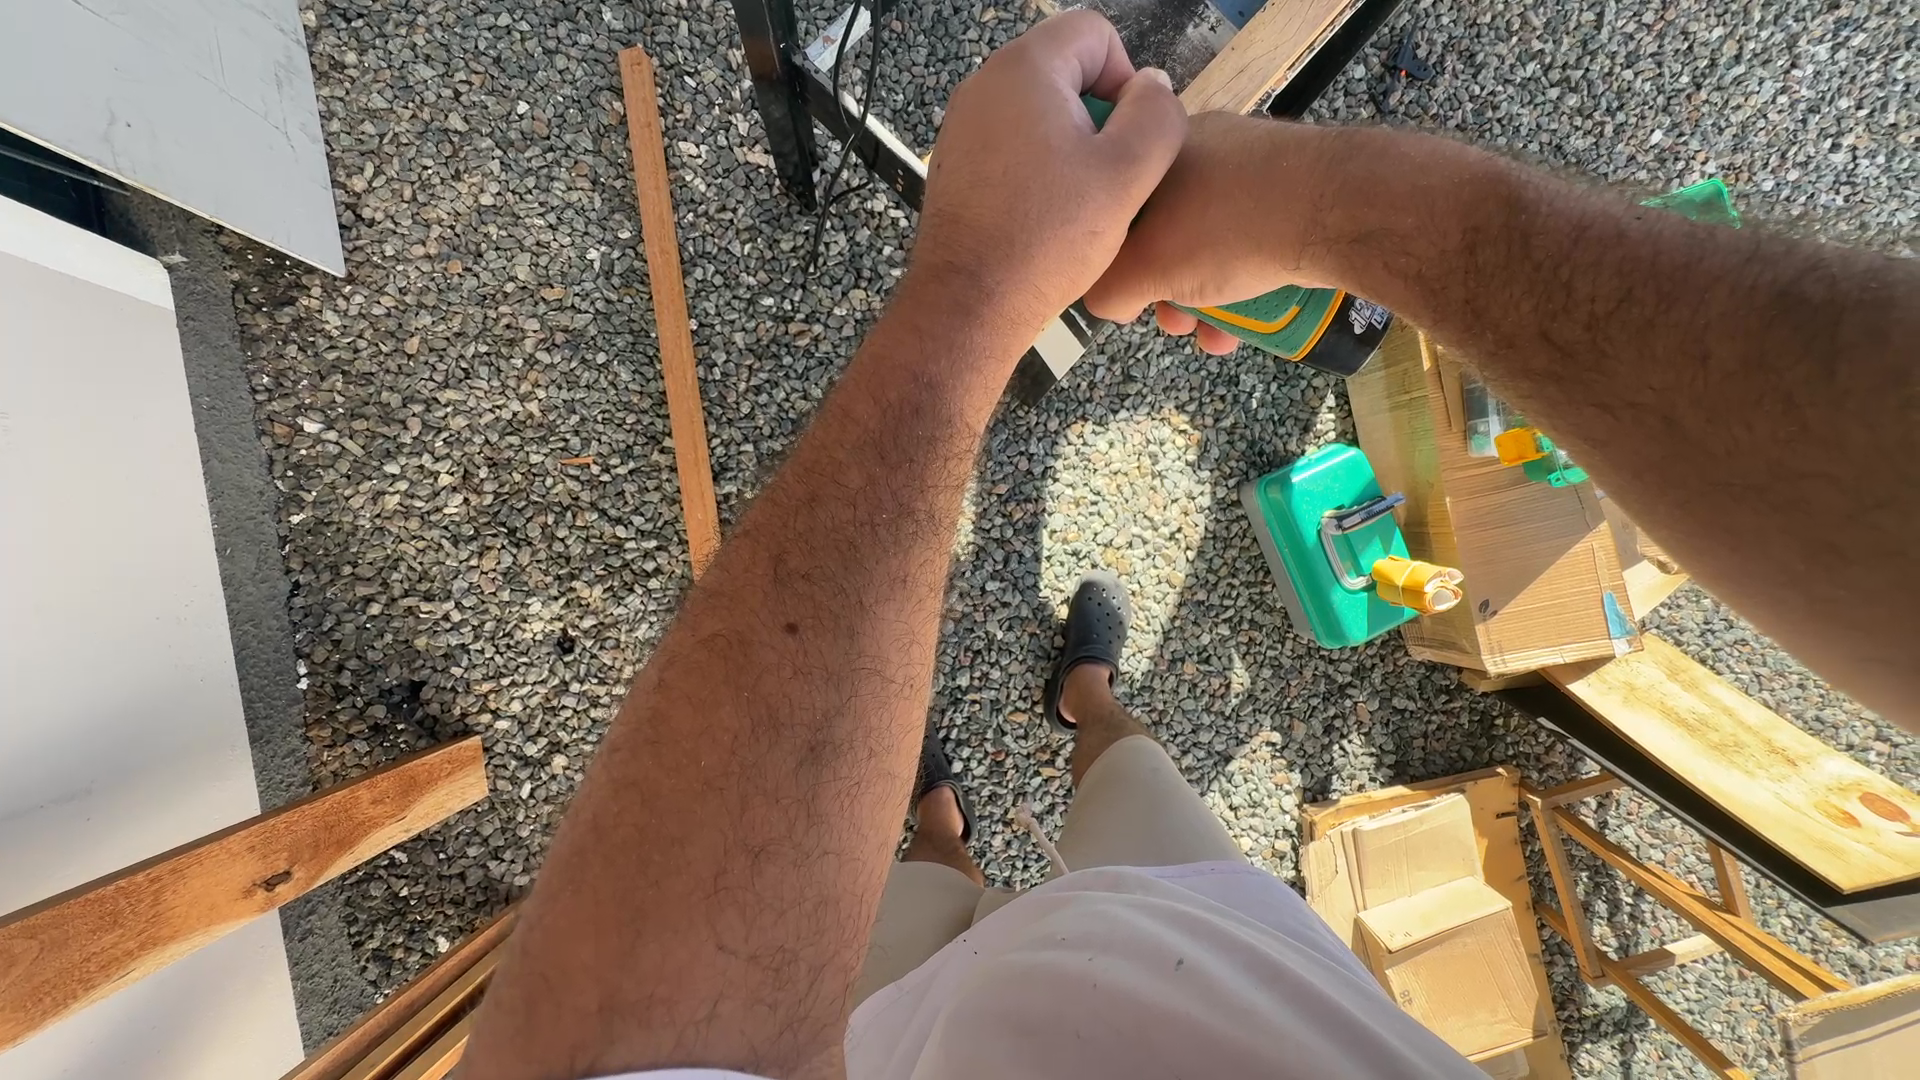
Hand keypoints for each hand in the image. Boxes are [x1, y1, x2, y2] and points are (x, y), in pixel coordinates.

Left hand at [906, 11, 1185, 343]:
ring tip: (1077, 208)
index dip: (1128, 80)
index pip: (1094, 33)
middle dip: (1097, 121)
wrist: (970, 304)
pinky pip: (1009, 153)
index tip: (1130, 140)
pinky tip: (1042, 221)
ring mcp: (962, 130)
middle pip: (1064, 75)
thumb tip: (1153, 87)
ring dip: (1068, 153)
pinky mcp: (954, 170)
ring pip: (1037, 119)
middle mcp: (983, 87)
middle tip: (1108, 181)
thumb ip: (1157, 114)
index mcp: (1025, 69)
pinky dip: (1034, 175)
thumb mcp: (1127, 174)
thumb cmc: (1046, 241)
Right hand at [1083, 111, 1349, 354]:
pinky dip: (1246, 281)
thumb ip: (1106, 289)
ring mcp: (1252, 164)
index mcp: (1157, 150)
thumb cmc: (1226, 231)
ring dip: (1207, 299)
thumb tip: (1113, 301)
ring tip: (1221, 337)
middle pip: (1164, 234)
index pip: (1117, 212)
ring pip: (1210, 243)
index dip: (1117, 265)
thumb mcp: (1143, 269)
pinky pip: (1252, 240)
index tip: (1133, 300)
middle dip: (1167, 292)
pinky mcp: (1295, 186)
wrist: (1341, 207)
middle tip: (1178, 325)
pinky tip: (1254, 318)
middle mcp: (1202, 146)